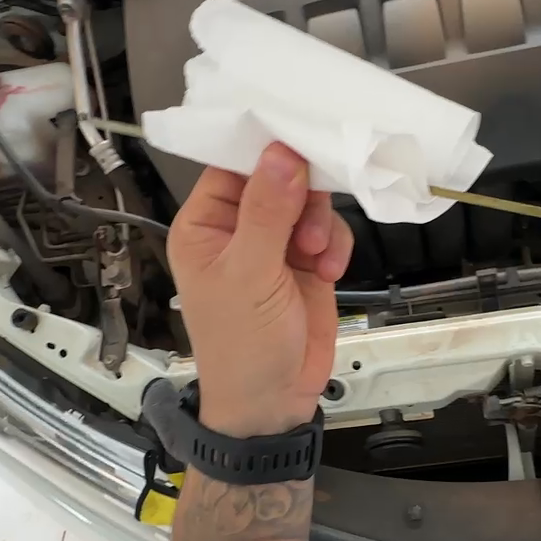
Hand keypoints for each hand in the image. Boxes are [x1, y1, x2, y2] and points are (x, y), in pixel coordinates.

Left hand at [168, 143, 353, 437]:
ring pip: (309, 204)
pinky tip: (330, 270)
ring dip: (321, 224)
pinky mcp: (307, 264)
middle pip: (278, 180)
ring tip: (316, 255)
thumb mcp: (249, 274)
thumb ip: (267, 211)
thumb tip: (281, 152)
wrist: (274, 401)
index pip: (232, 167)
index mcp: (206, 226)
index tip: (298, 138)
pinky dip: (335, 246)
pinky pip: (329, 232)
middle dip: (301, 196)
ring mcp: (276, 247)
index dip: (264, 152)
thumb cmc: (242, 346)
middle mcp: (239, 231)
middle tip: (307, 221)